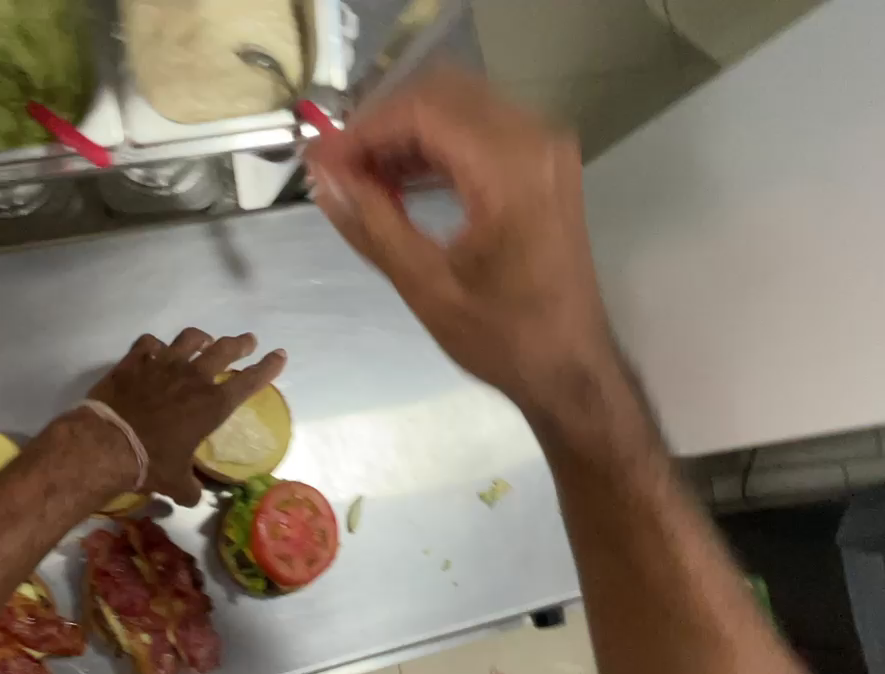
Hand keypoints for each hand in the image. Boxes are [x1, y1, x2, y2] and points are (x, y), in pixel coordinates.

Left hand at [83, 329, 286, 505]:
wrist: (107, 444)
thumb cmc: (150, 464)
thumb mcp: (176, 484)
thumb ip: (190, 488)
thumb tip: (193, 497)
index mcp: (212, 405)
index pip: (249, 381)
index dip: (268, 367)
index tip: (280, 355)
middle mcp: (192, 378)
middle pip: (224, 350)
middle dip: (240, 344)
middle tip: (248, 341)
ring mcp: (162, 365)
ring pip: (189, 338)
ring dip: (201, 337)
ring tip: (204, 340)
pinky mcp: (134, 362)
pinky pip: (148, 343)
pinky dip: (155, 345)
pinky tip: (155, 350)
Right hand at [305, 69, 622, 414]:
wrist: (567, 365)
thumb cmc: (500, 337)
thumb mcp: (424, 286)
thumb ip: (372, 224)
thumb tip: (323, 180)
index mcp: (509, 169)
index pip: (423, 112)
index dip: (362, 130)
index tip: (318, 162)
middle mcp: (534, 140)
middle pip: (441, 97)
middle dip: (380, 127)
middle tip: (336, 171)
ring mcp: (543, 149)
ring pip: (457, 109)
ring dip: (402, 137)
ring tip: (358, 182)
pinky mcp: (540, 166)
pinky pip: (476, 132)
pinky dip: (431, 150)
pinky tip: (396, 184)